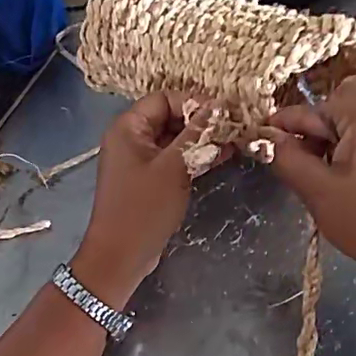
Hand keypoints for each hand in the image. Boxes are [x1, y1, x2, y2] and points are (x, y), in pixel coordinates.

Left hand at [72, 91, 218, 306]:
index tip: (225, 115)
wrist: (120, 256)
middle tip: (234, 129)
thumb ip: (197, 134)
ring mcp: (139, 160)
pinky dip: (193, 157)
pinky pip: (172, 159)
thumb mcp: (174, 167)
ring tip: (234, 142)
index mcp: (127, 128)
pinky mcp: (148, 179)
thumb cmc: (144, 209)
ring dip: (201, 140)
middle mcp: (130, 138)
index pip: (164, 99)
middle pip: (169, 117)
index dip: (195, 103)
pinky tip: (221, 157)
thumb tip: (220, 106)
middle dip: (201, 122)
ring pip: (174, 139)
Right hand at [261, 77, 355, 297]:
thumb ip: (287, 158)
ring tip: (336, 178)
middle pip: (345, 100)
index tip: (266, 144)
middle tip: (312, 166)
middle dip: (321, 128)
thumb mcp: (320, 192)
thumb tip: (265, 137)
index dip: (288, 126)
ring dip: (343, 137)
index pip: (317, 105)